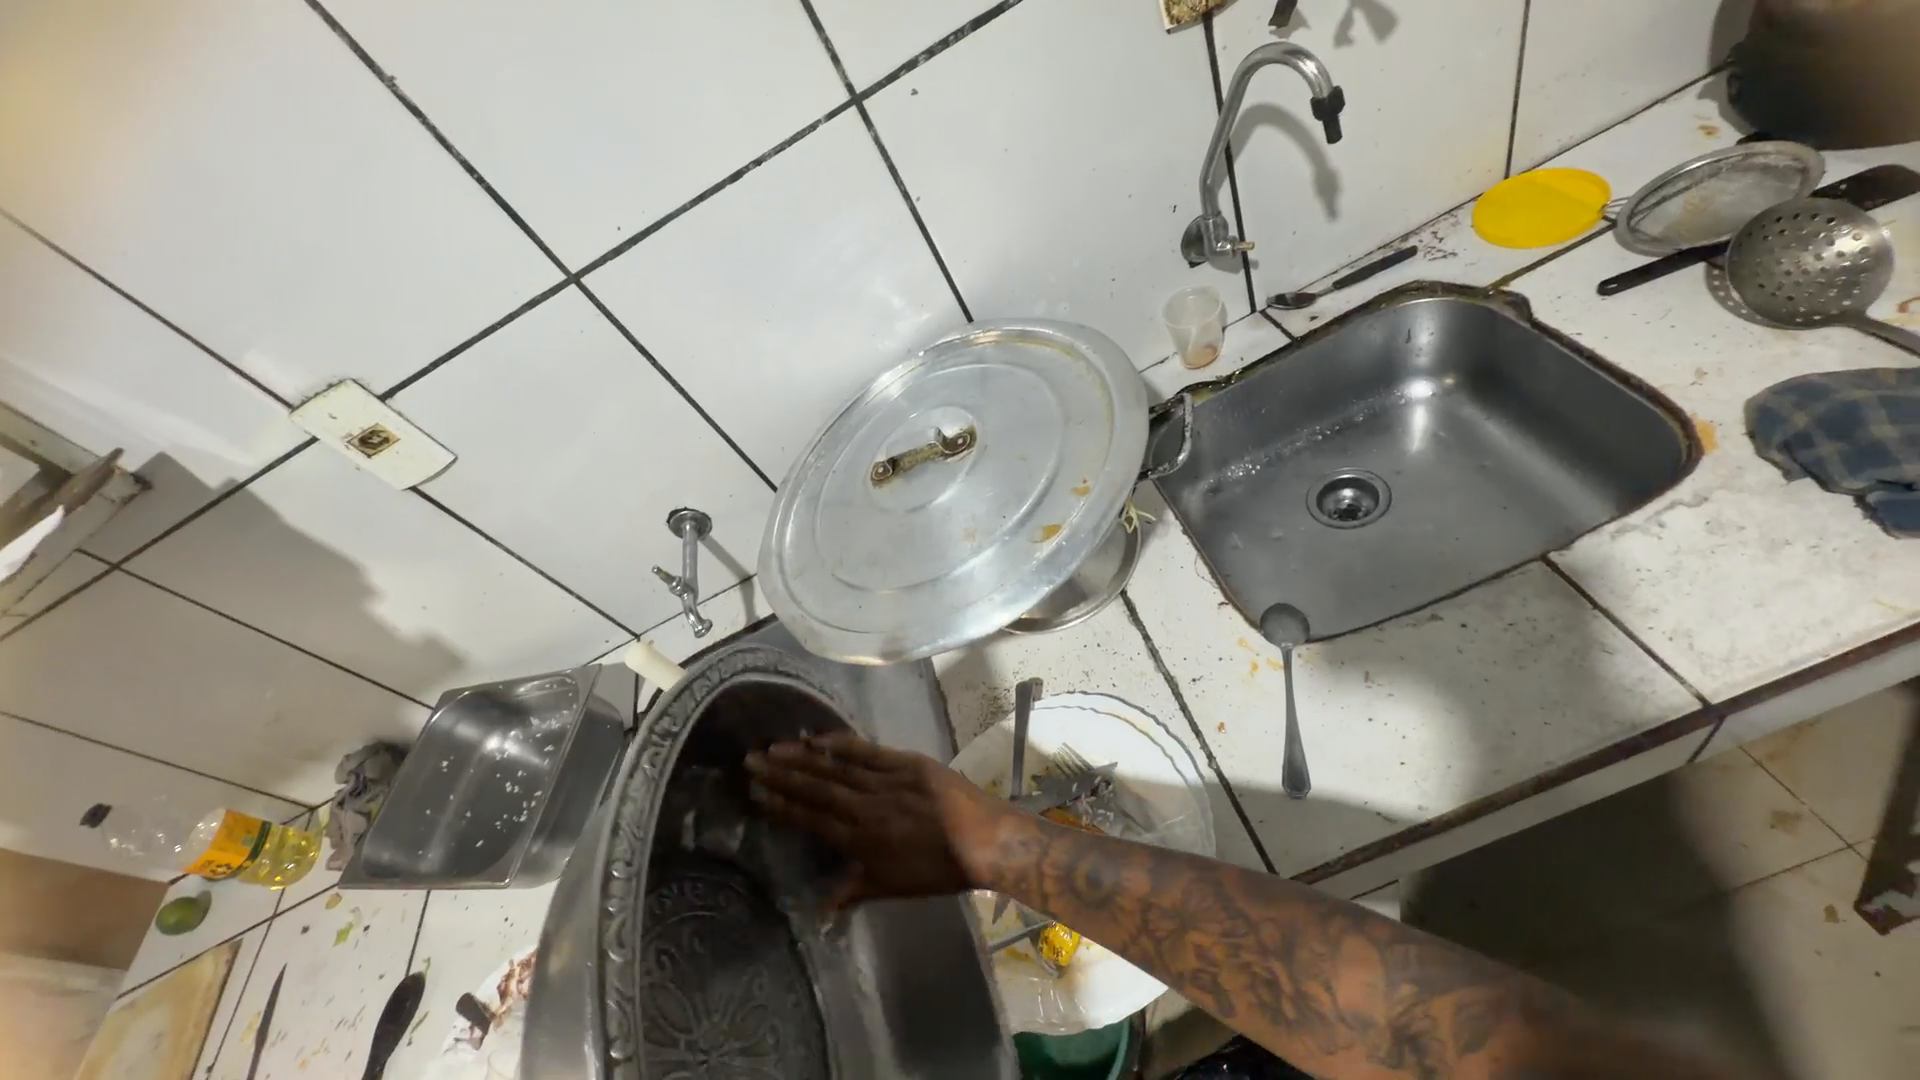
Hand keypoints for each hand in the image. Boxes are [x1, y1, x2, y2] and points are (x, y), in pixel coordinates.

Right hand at [744, 732, 1014, 908]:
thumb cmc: (939, 869)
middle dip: (781, 776)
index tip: (756, 794)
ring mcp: (887, 781)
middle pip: (817, 789)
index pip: (812, 820)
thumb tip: (818, 908)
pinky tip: (819, 736)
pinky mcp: (907, 763)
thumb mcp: (893, 887)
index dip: (782, 806)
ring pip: (836, 767)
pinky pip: (868, 751)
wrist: (985, 840)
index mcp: (861, 840)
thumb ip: (853, 891)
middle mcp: (867, 808)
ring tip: (774, 747)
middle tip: (750, 762)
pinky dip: (841, 743)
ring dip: (803, 756)